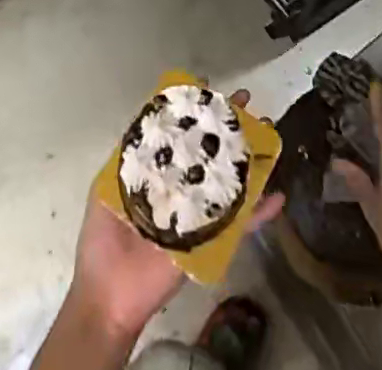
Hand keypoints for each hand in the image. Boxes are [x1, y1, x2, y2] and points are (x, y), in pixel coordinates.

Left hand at [66, 89, 284, 336]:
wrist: (110, 295)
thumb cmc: (103, 240)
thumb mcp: (107, 189)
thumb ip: (126, 159)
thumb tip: (144, 121)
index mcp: (156, 175)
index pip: (179, 137)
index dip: (193, 112)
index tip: (208, 87)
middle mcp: (181, 189)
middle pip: (209, 153)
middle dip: (227, 126)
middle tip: (247, 102)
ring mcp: (199, 214)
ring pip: (230, 181)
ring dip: (251, 158)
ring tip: (270, 133)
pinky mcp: (212, 243)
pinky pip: (241, 226)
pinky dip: (260, 213)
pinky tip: (278, 194)